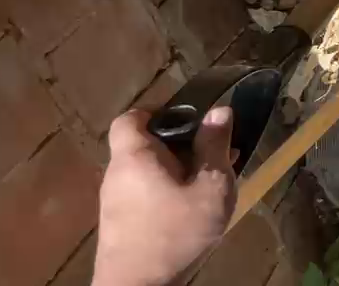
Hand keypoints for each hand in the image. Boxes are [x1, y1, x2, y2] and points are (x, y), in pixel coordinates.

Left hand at [94, 109, 236, 285]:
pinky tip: (202, 195)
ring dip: (184, 162)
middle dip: (185, 138)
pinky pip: (149, 187)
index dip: (160, 109)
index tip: (194, 113)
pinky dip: (174, 182)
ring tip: (220, 169)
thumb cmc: (177, 230)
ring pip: (151, 166)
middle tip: (220, 143)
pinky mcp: (124, 221)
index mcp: (135, 160)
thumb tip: (219, 110)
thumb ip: (214, 144)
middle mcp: (118, 176)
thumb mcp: (211, 182)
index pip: (131, 119)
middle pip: (145, 142)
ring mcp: (118, 201)